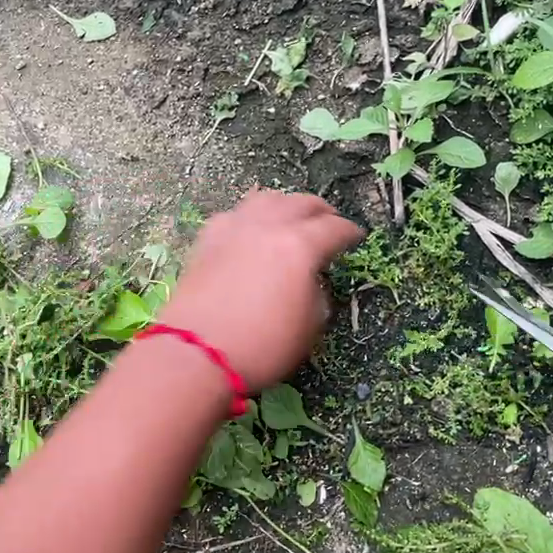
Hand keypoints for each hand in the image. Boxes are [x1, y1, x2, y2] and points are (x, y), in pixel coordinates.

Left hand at [152, 190, 363, 386]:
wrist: (196, 353)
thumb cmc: (261, 346)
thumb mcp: (308, 327)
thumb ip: (316, 294)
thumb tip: (310, 280)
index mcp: (300, 246)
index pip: (334, 228)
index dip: (349, 231)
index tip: (357, 236)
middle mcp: (268, 227)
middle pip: (300, 203)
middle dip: (320, 211)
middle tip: (329, 222)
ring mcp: (234, 228)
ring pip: (266, 199)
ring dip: (285, 204)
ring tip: (291, 216)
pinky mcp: (208, 239)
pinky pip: (235, 214)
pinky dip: (251, 216)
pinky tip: (251, 227)